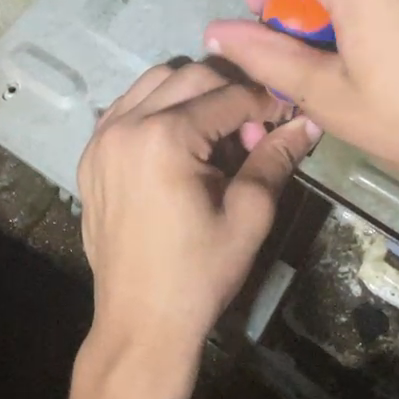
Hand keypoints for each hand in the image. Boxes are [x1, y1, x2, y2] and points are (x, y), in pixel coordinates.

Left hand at [77, 61, 319, 350]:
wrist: (140, 322)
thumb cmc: (199, 273)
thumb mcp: (248, 215)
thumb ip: (275, 158)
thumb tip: (307, 121)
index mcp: (165, 137)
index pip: (227, 95)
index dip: (263, 101)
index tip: (286, 114)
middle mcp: (127, 124)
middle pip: (190, 75)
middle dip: (228, 91)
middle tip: (253, 127)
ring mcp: (101, 136)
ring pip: (154, 81)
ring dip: (191, 92)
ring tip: (216, 130)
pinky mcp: (91, 153)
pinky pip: (127, 105)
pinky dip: (156, 106)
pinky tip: (178, 138)